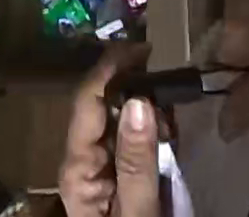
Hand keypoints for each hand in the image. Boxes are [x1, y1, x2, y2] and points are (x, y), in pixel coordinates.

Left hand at [60, 44, 161, 216]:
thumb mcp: (136, 213)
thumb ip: (137, 162)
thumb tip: (138, 99)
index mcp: (77, 165)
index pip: (87, 99)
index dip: (110, 66)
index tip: (143, 48)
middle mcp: (82, 157)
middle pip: (103, 102)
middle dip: (134, 85)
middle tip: (168, 85)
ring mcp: (98, 163)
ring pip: (118, 114)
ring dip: (144, 105)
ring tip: (171, 113)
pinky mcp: (115, 172)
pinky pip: (129, 134)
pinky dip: (149, 125)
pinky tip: (168, 131)